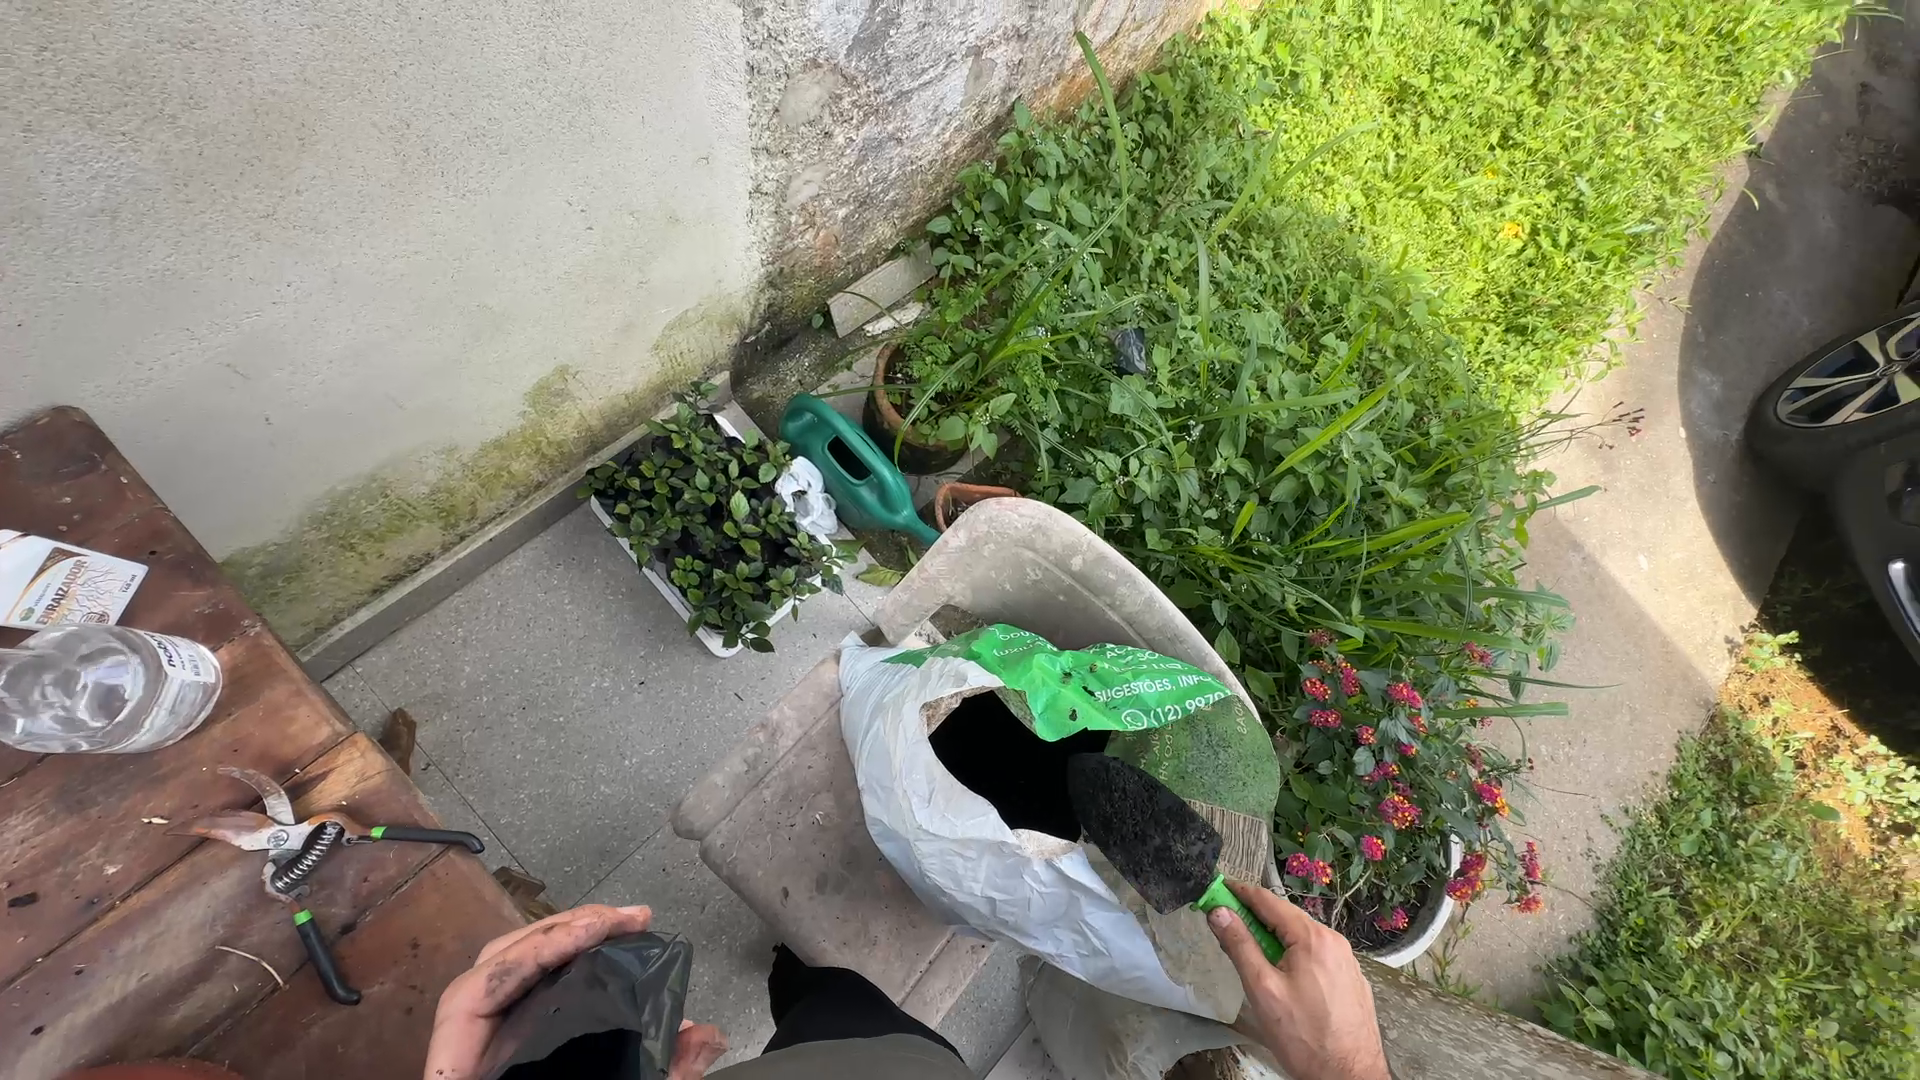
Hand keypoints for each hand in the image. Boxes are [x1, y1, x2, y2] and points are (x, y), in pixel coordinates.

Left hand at [424, 904, 727, 1079]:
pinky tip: (608, 950)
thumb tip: (710, 1035)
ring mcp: (485, 1045)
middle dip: (563, 928)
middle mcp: (469, 1054)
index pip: (471, 999)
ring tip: (624, 923)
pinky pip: (530, 986)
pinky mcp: (510, 1042)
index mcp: (466, 1077)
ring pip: (511, 967)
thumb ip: (660, 1076)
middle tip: (631, 919)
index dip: (529, 955)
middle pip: (495, 965)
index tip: (598, 933)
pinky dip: (568, 958)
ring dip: (568, 933)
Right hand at [1208, 880, 1389, 1079]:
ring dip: (1274, 936)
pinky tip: (1283, 975)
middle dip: (1254, 917)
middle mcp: (1334, 941)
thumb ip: (1239, 945)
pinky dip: (1294, 953)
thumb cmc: (1304, 1038)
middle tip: (1228, 926)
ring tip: (1252, 954)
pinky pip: (1317, 954)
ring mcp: (1347, 961)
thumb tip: (1218, 911)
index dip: (1239, 893)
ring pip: (1301, 936)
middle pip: (1286, 916)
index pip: (1268, 900)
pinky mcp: (1353, 981)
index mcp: (1313, 938)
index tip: (1217, 890)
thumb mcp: (1262, 989)